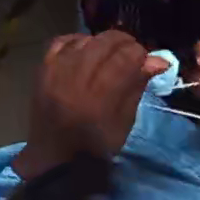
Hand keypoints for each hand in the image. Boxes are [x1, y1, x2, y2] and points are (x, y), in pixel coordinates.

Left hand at [12, 31, 168, 178]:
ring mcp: (56, 72)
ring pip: (85, 40)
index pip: (125, 57)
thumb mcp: (124, 121)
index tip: (147, 61)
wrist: (54, 159)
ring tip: (110, 53)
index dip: (141, 54)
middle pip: (105, 42)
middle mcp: (76, 78)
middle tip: (132, 54)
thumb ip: (137, 86)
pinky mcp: (42, 71)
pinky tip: (86, 49)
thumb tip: (157, 60)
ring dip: (102, 42)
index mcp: (99, 96)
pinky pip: (60, 43)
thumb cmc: (95, 147)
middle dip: (125, 43)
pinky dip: (77, 41)